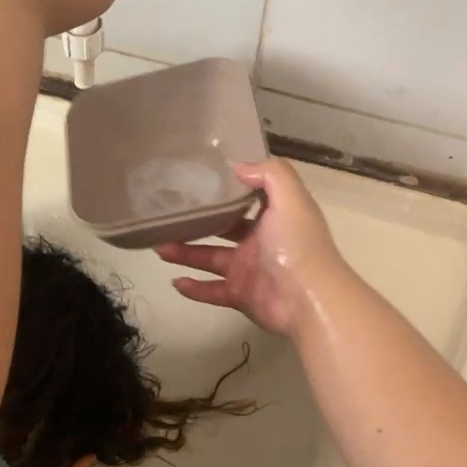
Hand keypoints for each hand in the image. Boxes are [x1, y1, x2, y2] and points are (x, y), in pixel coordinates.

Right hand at [156, 158, 348, 337]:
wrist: (308, 301)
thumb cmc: (297, 245)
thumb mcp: (290, 199)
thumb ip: (269, 174)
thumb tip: (237, 165)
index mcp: (274, 216)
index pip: (248, 197)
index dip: (227, 188)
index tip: (198, 178)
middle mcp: (260, 241)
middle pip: (223, 228)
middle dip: (197, 221)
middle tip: (168, 214)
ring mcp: (248, 269)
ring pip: (209, 258)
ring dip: (185, 253)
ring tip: (158, 246)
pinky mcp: (239, 294)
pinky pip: (211, 290)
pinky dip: (193, 288)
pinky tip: (174, 281)